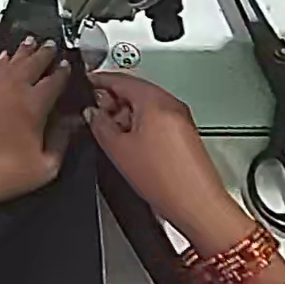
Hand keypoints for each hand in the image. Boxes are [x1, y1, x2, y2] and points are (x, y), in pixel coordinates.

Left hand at [0, 36, 77, 213]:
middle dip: (45, 53)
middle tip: (52, 45)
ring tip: (31, 42)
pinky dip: (3, 61)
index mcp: (35, 104)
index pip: (55, 80)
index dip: (64, 71)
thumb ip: (62, 139)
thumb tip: (72, 125)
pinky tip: (4, 58)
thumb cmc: (0, 172)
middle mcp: (14, 91)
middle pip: (33, 63)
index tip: (69, 65)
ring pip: (13, 62)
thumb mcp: (46, 165)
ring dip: (24, 51)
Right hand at [84, 71, 255, 254]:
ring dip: (126, 117)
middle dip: (112, 103)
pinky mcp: (184, 135)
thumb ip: (99, 125)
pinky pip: (156, 121)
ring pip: (146, 107)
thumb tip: (92, 113)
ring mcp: (180, 119)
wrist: (196, 204)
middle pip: (135, 91)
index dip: (99, 80)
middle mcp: (172, 105)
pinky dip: (140, 128)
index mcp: (155, 101)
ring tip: (113, 138)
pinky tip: (131, 148)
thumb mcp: (118, 150)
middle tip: (95, 116)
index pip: (122, 78)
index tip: (87, 84)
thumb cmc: (167, 180)